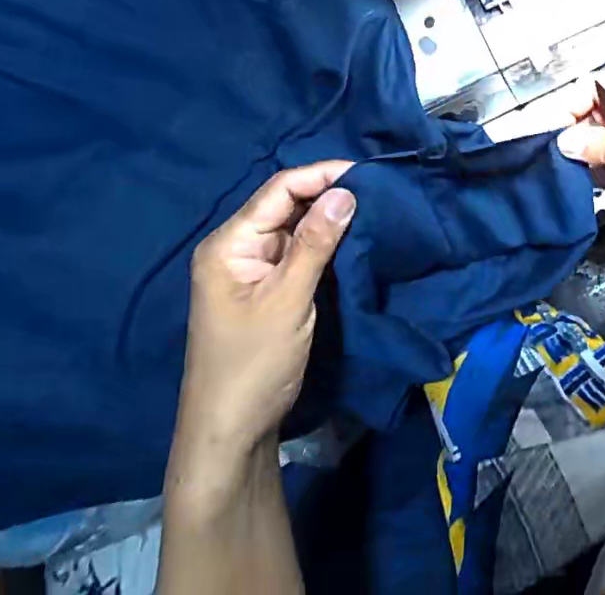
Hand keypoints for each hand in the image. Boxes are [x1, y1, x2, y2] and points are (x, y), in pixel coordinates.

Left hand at [175, 161, 355, 462]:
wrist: (231, 432)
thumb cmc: (254, 364)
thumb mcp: (288, 300)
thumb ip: (316, 242)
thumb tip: (346, 191)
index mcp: (229, 242)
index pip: (279, 190)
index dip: (321, 175)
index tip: (365, 172)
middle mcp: (237, 246)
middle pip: (285, 204)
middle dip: (327, 193)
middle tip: (375, 189)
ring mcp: (251, 266)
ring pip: (294, 226)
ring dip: (328, 216)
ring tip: (370, 205)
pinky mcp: (266, 285)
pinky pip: (297, 250)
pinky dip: (323, 241)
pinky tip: (351, 236)